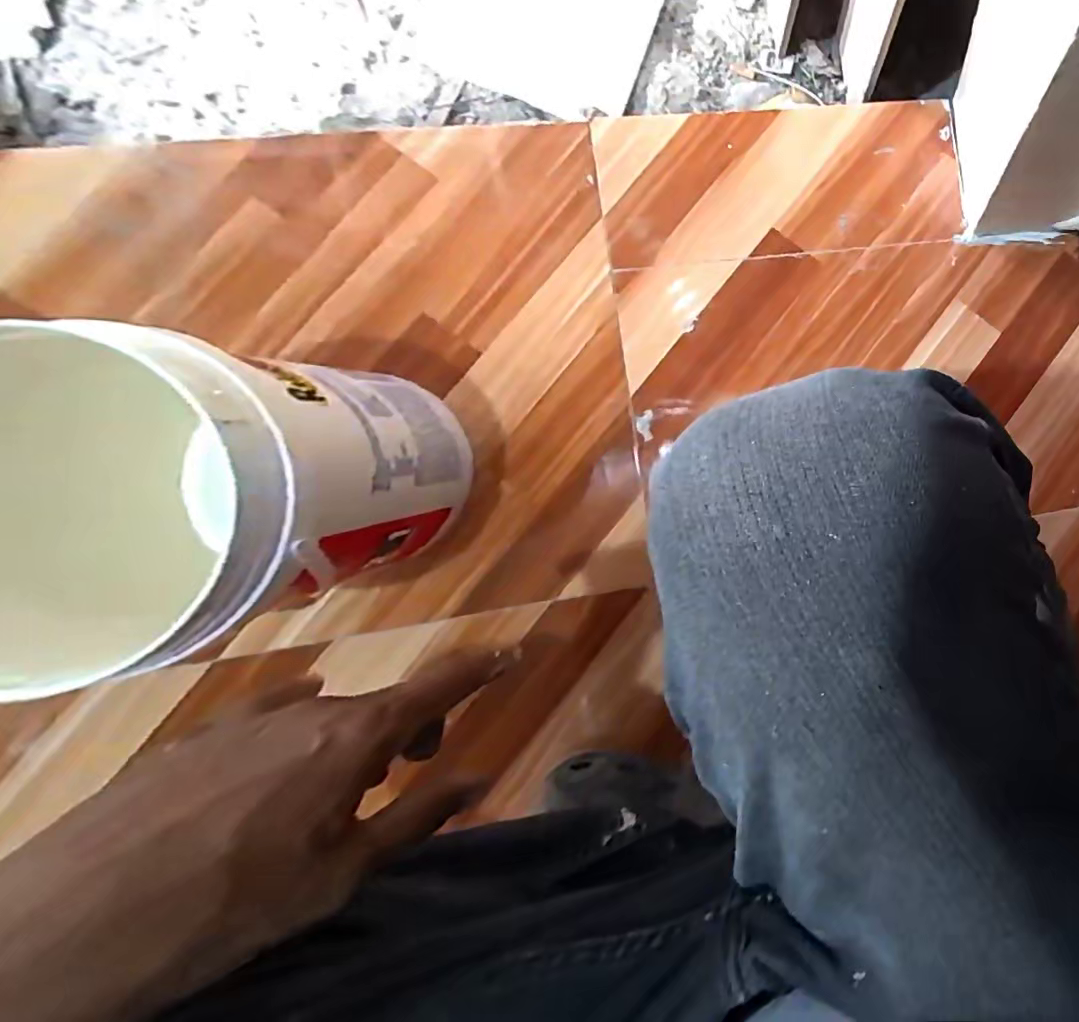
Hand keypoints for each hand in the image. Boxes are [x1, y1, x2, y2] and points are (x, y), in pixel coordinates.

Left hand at [0, 650, 513, 1021]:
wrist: (43, 944)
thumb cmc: (223, 910)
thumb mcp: (340, 875)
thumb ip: (418, 815)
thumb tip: (480, 775)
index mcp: (354, 738)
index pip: (439, 686)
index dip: (481, 668)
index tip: (513, 653)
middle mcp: (307, 712)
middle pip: (384, 703)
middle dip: (410, 729)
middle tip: (403, 773)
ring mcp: (239, 722)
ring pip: (325, 712)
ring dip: (349, 737)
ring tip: (325, 790)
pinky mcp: (185, 742)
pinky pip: (265, 715)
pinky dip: (293, 727)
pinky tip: (272, 760)